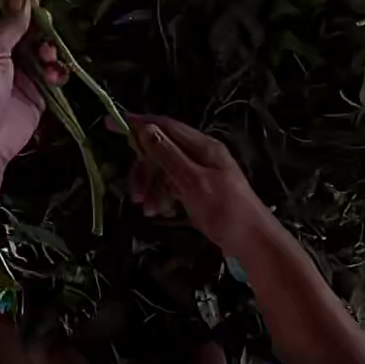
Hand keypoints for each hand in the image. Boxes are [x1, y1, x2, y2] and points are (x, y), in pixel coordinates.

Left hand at [0, 0, 67, 168]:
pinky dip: (57, 72)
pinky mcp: (35, 95)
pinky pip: (51, 77)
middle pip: (23, 32)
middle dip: (37, 27)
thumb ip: (8, 25)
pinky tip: (56, 74)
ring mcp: (18, 76)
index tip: (31, 0)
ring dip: (48, 49)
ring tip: (48, 56)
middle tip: (47, 24)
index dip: (13, 5)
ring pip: (40, 52)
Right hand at [128, 115, 283, 255]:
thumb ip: (168, 155)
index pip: (164, 126)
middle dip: (144, 169)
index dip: (138, 124)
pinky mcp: (200, 192)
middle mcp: (201, 155)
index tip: (111, 122)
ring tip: (149, 210)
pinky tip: (160, 212)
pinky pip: (173, 187)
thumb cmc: (226, 210)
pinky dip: (163, 197)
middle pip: (161, 151)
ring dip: (152, 187)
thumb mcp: (192, 181)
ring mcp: (201, 174)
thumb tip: (146, 130)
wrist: (253, 241)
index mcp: (203, 146)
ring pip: (165, 171)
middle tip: (135, 192)